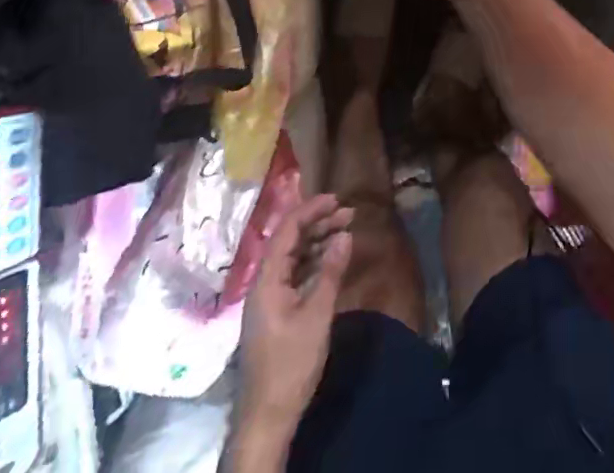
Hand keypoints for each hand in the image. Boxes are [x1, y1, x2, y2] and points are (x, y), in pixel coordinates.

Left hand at [237, 189, 354, 428]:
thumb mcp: (316, 316)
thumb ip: (330, 272)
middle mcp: (264, 281)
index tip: (337, 199)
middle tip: (349, 214)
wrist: (267, 413)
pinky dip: (315, 264)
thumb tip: (344, 235)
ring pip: (294, 258)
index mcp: (267, 278)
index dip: (311, 211)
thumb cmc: (291, 363)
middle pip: (290, 241)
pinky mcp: (277, 311)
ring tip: (345, 232)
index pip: (287, 231)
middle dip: (318, 224)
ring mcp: (270, 297)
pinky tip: (333, 260)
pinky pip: (296, 275)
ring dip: (318, 242)